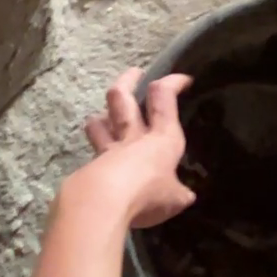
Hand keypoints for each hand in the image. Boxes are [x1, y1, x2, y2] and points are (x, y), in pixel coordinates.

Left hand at [70, 68, 196, 227]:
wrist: (102, 203)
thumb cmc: (147, 195)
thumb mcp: (173, 199)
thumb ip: (178, 194)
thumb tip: (186, 196)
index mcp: (160, 138)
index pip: (164, 98)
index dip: (173, 83)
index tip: (183, 79)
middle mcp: (132, 137)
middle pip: (123, 97)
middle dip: (129, 80)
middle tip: (135, 72)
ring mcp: (107, 150)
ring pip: (98, 121)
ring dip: (101, 116)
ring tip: (104, 116)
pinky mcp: (90, 167)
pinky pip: (93, 153)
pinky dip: (96, 156)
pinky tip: (99, 167)